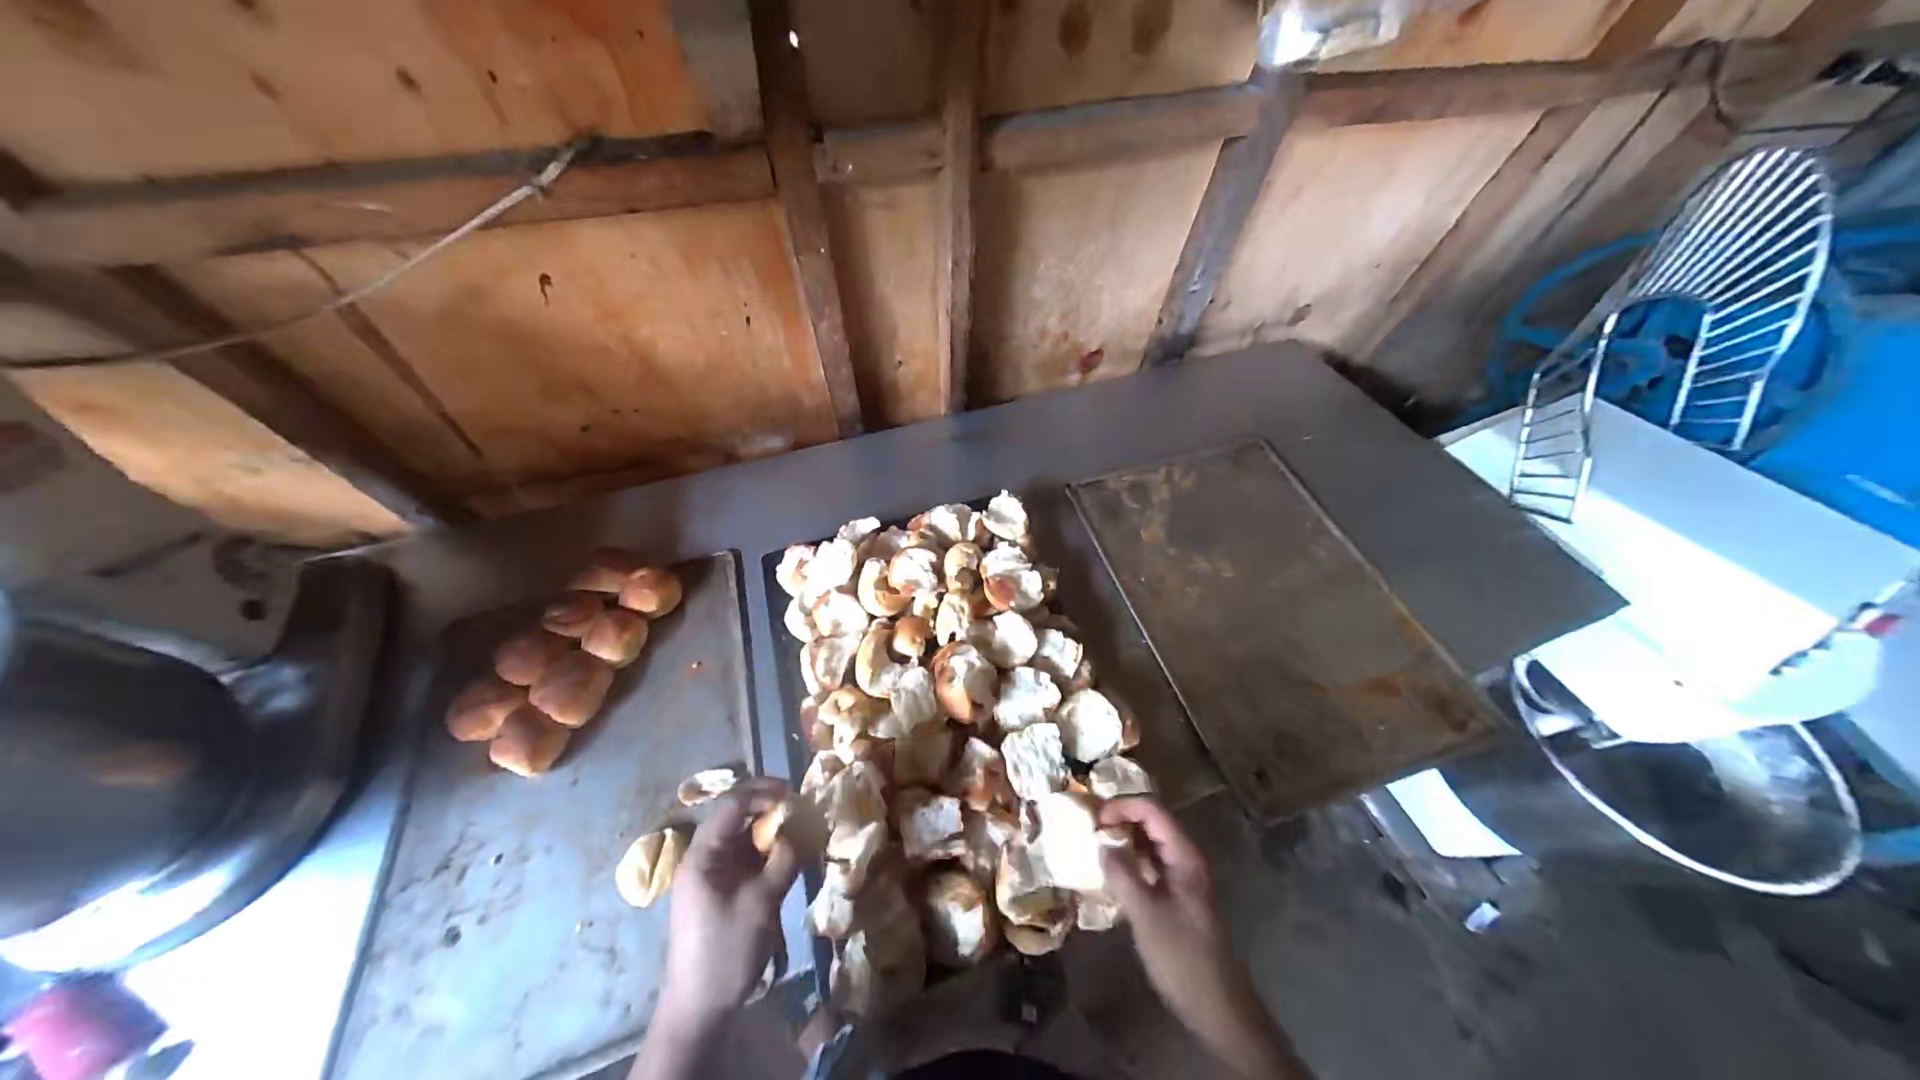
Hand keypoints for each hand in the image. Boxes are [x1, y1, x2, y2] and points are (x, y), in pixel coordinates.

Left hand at [658, 779, 798, 1025]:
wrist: (699, 1007)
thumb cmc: (727, 950)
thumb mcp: (762, 902)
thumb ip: (785, 859)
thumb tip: (806, 825)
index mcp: (703, 855)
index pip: (732, 805)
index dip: (764, 793)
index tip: (796, 795)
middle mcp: (704, 857)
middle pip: (735, 816)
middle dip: (769, 807)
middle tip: (801, 806)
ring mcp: (711, 875)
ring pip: (742, 836)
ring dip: (770, 828)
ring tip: (801, 826)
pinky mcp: (721, 890)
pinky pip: (745, 858)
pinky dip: (766, 851)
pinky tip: (789, 853)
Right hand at [1100, 798, 1308, 1079]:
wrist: (1215, 1003)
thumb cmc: (1181, 955)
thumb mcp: (1145, 913)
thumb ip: (1121, 874)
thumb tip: (1101, 844)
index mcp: (1185, 856)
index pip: (1152, 811)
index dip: (1121, 807)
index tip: (1093, 820)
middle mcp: (1187, 859)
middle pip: (1152, 822)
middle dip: (1120, 819)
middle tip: (1088, 830)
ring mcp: (1183, 878)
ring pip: (1150, 844)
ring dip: (1124, 840)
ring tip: (1093, 846)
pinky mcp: (1177, 896)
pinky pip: (1151, 865)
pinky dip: (1130, 861)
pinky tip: (1110, 872)